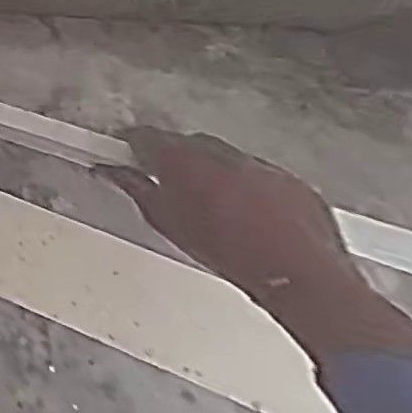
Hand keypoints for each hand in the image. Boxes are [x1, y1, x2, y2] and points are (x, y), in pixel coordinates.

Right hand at [99, 128, 411, 363]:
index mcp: (182, 159)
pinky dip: (248, 183)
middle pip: (187, 142)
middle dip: (174, 155)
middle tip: (163, 176)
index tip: (126, 151)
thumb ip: (133, 186)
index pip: (145, 135)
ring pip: (225, 156)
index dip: (133, 142)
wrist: (297, 276)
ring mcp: (262, 167)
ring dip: (211, 168)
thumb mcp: (161, 218)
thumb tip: (114, 173)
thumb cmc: (229, 250)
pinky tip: (243, 208)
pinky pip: (262, 173)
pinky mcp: (294, 183)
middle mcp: (222, 155)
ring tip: (206, 198)